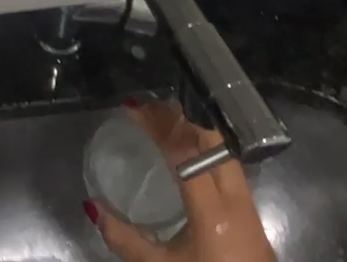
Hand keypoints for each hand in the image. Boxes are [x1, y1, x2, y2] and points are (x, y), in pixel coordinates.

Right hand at [85, 99, 274, 261]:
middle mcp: (238, 202)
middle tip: (147, 107)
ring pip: (224, 151)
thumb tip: (93, 207)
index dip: (157, 124)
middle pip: (212, 141)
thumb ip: (125, 239)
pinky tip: (186, 152)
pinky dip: (205, 148)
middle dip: (179, 117)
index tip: (131, 108)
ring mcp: (251, 208)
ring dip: (194, 130)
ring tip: (162, 121)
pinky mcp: (254, 216)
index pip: (186, 151)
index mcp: (214, 213)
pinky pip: (229, 166)